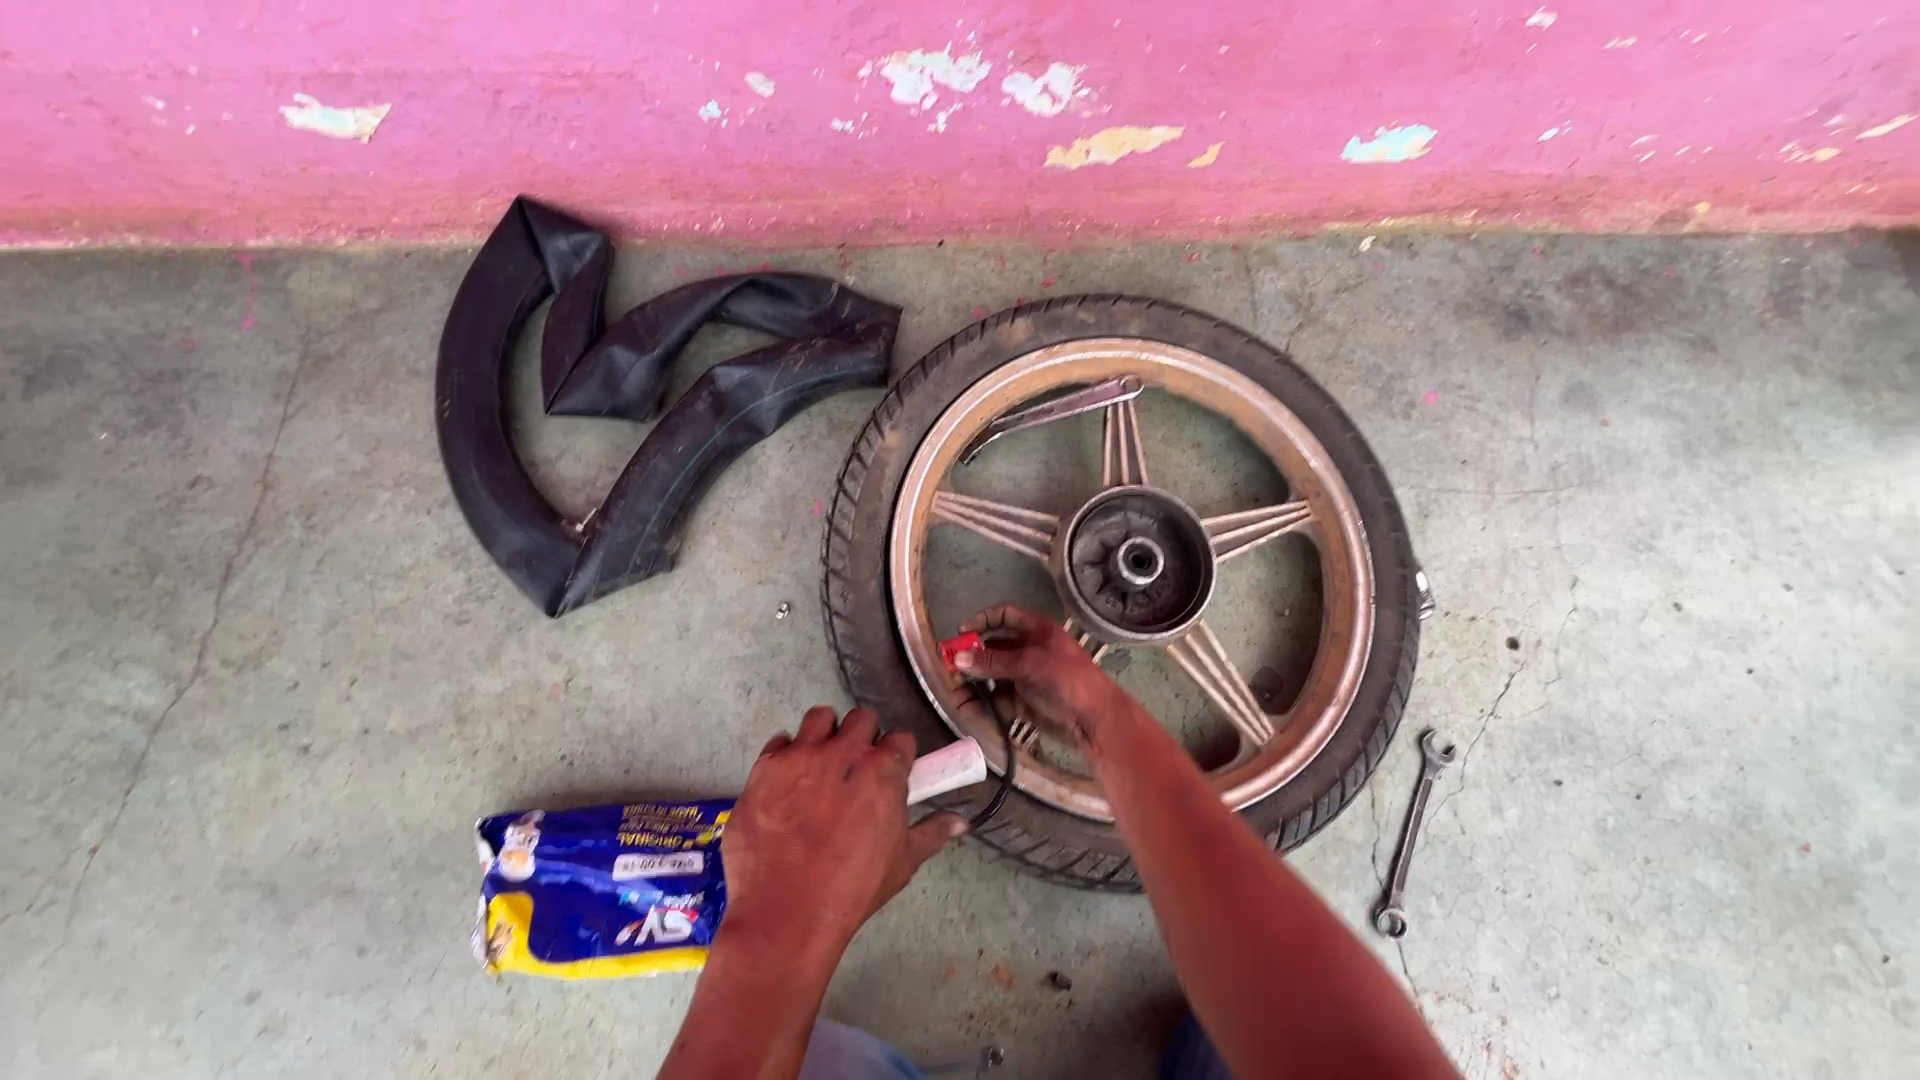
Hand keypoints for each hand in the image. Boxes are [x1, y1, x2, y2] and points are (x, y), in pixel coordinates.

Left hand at [721, 706, 966, 957]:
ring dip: (825, 735)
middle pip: (862, 719)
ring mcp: (801, 755)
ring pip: (820, 719)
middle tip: (855, 769)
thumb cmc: (853, 888)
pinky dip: (785, 755)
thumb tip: (961, 822)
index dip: (897, 755)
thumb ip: (933, 832)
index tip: (890, 773)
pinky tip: (786, 782)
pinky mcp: (765, 766)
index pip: (900, 738)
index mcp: (883, 769)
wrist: (787, 911)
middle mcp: (844, 751)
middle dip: (863, 738)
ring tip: (820, 764)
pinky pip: (779, 741)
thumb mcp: (903, 862)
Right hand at [955, 605, 1124, 748]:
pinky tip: (967, 709)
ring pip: (992, 677)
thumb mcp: (1030, 664)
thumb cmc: (1068, 679)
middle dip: (972, 658)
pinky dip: (982, 704)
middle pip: (993, 648)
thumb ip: (994, 661)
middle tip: (950, 668)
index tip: (962, 633)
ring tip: (955, 695)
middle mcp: (1029, 650)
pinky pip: (997, 699)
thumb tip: (958, 659)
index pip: (1005, 616)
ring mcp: (1025, 677)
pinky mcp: (1023, 702)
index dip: (983, 620)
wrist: (1094, 719)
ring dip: (973, 684)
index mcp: (1037, 631)